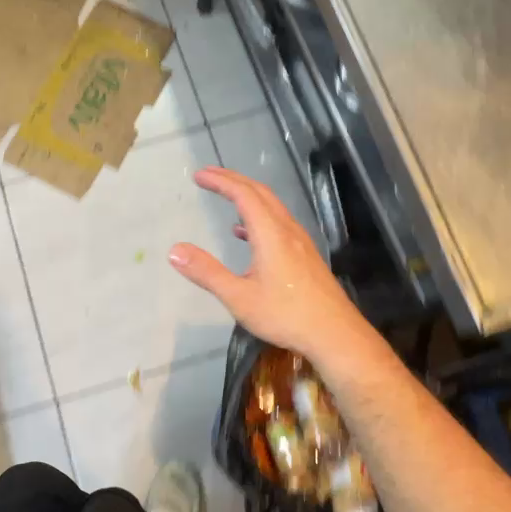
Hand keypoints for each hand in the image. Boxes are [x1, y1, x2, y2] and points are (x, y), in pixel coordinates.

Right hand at [168, 167, 376, 367]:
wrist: (335, 335)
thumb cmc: (286, 315)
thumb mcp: (239, 298)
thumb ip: (207, 272)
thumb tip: (175, 250)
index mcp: (271, 234)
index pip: (244, 195)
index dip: (221, 181)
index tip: (199, 176)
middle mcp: (288, 230)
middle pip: (260, 193)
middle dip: (234, 181)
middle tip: (209, 177)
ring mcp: (300, 242)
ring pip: (272, 207)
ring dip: (248, 196)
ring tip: (226, 196)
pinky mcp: (306, 255)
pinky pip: (279, 223)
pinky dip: (259, 216)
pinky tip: (247, 234)